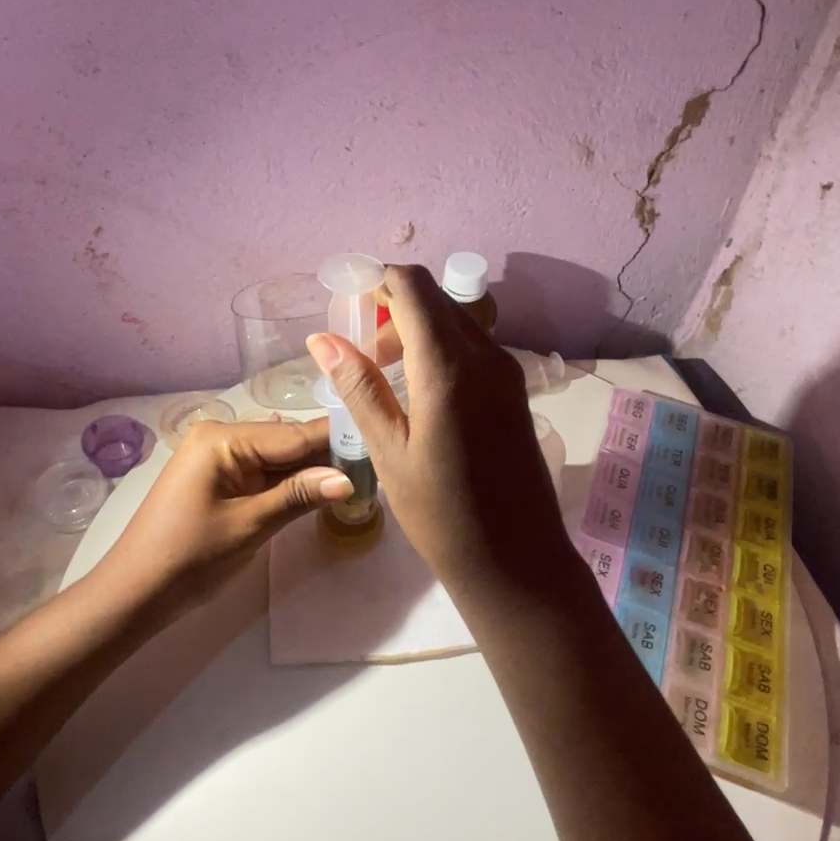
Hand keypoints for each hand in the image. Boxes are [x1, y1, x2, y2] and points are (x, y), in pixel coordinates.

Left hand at [95, 418, 351, 619]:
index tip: (380, 441)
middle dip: (328, 453)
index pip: (294, 432)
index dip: (337, 440)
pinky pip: (265, 470)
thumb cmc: (188, 557)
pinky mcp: (220, 477)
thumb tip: (349, 478)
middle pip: (288, 440)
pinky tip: (322, 484)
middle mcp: (221, 435)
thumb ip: (299, 494)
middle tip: (376, 464)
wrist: (133, 594)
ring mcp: (219, 456)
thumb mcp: (250, 525)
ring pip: (280, 455)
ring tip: (360, 473)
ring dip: (313, 467)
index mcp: (223, 438)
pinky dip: (291, 480)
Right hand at [306, 266, 568, 593]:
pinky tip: (420, 394)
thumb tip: (322, 337)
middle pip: (435, 299)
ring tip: (386, 378)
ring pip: (455, 321)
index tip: (348, 306)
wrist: (517, 559)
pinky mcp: (514, 390)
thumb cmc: (441, 514)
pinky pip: (473, 346)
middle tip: (362, 354)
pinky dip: (440, 349)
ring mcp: (506, 371)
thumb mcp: (388, 451)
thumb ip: (359, 386)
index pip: (413, 287)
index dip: (377, 281)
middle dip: (393, 308)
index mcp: (449, 366)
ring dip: (417, 330)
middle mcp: (485, 355)